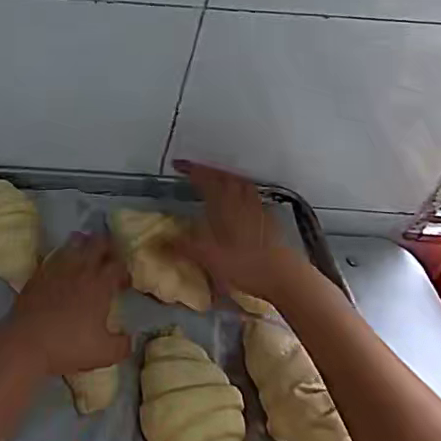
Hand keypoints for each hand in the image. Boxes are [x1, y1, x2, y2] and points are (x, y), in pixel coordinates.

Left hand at [0, 233, 130, 375]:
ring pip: (75, 243)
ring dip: (84, 243)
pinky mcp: (39, 272)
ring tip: (87, 250)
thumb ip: (123, 346)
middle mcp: (80, 270)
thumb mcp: (103, 354)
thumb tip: (133, 339)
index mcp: (99, 285)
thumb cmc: (67, 346)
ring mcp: (58, 268)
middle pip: (98, 244)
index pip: (117, 265)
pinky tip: (62, 263)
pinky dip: (62, 253)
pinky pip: (54, 254)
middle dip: (108, 246)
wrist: (25, 342)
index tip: (123, 283)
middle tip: (110, 257)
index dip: (123, 271)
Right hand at [172, 159, 311, 305]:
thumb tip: (156, 241)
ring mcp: (258, 207)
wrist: (284, 276)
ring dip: (226, 178)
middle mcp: (241, 199)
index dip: (192, 170)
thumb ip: (182, 246)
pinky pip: (251, 194)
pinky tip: (240, 202)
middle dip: (208, 171)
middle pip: (224, 176)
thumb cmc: (245, 265)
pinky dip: (240, 191)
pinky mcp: (269, 218)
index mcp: (225, 203)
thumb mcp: (208, 258)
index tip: (178, 165)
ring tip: (216, 181)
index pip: (206, 178)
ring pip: (240, 183)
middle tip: (195, 172)